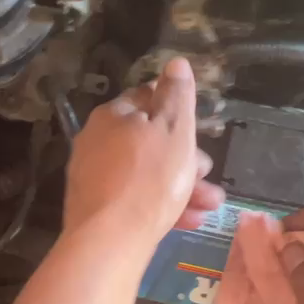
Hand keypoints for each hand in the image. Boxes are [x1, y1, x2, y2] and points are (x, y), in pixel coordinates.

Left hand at [63, 56, 224, 252]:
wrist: (110, 240)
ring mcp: (93, 177)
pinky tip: (189, 222)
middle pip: (149, 142)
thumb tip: (175, 63)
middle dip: (186, 158)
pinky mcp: (96, 208)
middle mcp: (97, 141)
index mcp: (113, 116)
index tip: (198, 130)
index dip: (177, 111)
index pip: (147, 99)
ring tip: (210, 205)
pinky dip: (162, 206)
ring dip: (182, 186)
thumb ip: (177, 95)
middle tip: (208, 173)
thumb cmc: (150, 179)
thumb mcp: (174, 130)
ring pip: (146, 174)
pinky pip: (135, 200)